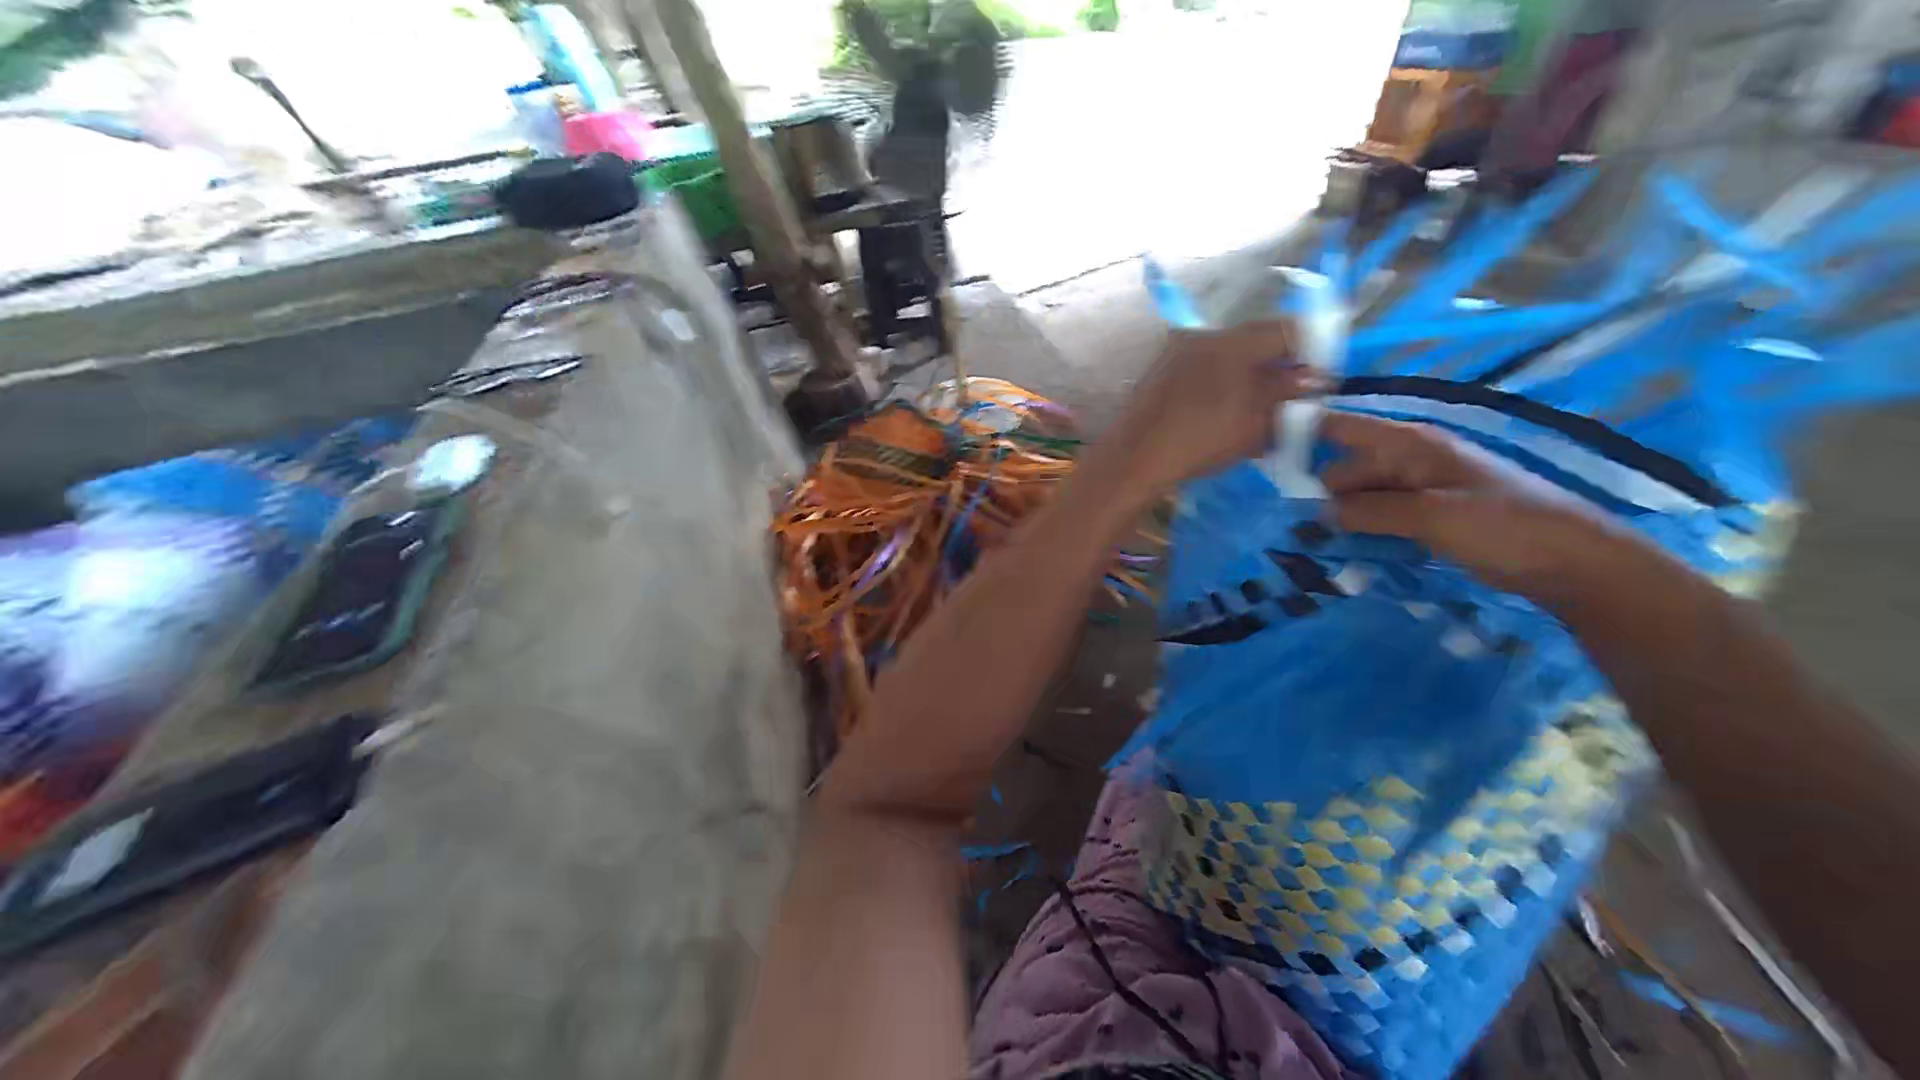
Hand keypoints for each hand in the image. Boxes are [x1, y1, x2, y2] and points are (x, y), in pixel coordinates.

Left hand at [1095, 322, 1321, 501]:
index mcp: (1232, 340)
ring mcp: (1176, 353)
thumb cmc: (1200, 439)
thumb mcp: (1255, 421)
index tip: (1322, 375)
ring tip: (1261, 409)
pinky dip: (1222, 386)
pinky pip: (1203, 371)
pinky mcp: (1159, 374)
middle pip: (1255, 341)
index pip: (1288, 329)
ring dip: (1250, 376)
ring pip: (1228, 357)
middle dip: (1279, 364)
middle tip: (1293, 395)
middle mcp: (1203, 336)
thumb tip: (1311, 378)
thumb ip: (1286, 394)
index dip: (1313, 349)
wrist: (1134, 459)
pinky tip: (1227, 413)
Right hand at [1320, 412, 1642, 600]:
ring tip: (1318, 543)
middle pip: (1347, 467)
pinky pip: (1383, 513)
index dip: (1305, 431)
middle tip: (1297, 526)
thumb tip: (1321, 510)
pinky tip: (1351, 547)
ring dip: (1343, 515)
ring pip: (1363, 494)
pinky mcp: (1430, 513)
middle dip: (1321, 492)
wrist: (1572, 560)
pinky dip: (1365, 527)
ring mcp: (1421, 486)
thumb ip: (1371, 510)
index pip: (1344, 425)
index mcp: (1411, 444)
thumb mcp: (1431, 516)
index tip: (1263, 450)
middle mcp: (1411, 458)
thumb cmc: (1503, 526)